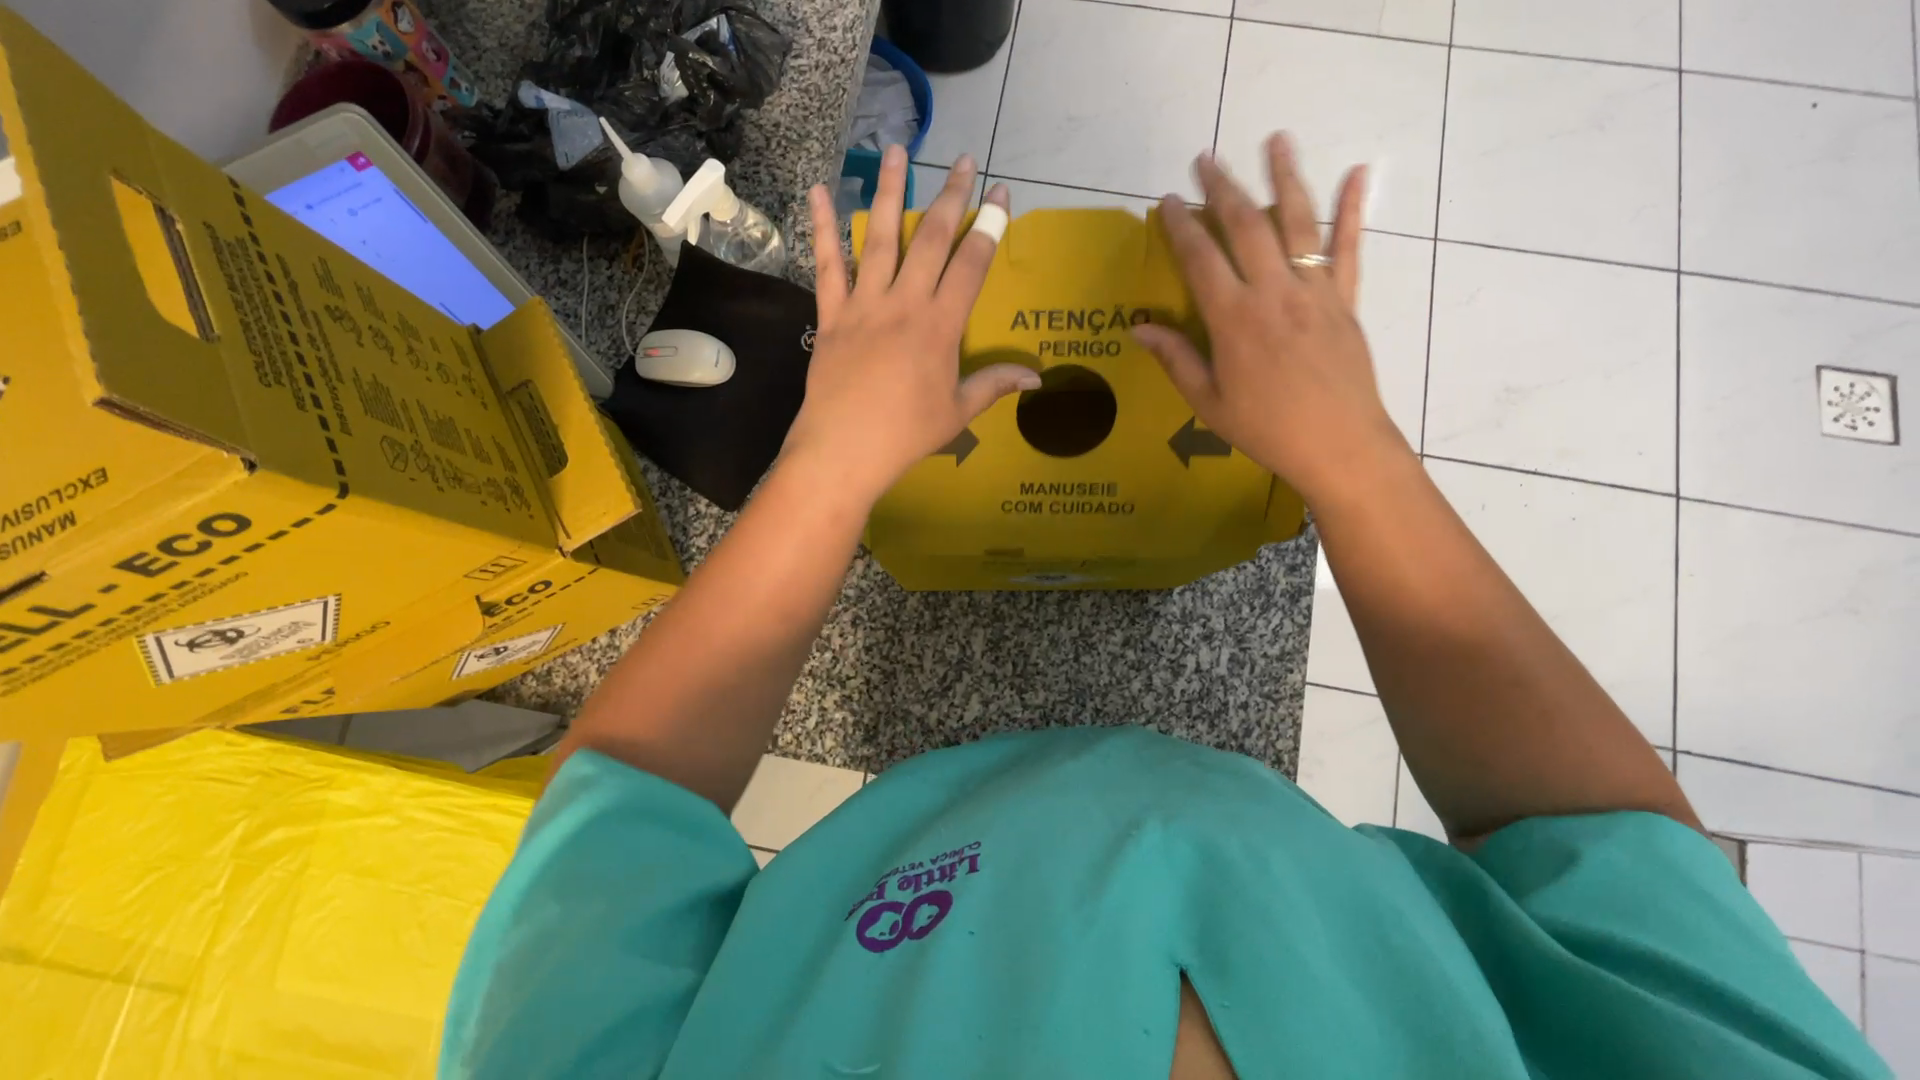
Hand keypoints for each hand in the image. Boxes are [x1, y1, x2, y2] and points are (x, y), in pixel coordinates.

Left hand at [781, 145, 1039, 500]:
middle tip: (963, 160)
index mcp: (941, 326)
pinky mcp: (831, 315)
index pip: (972, 264)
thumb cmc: (906, 436)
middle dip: (951, 196)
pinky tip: (821, 193)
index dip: (990, 225)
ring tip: (897, 151)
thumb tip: (1037, 379)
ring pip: (880, 237)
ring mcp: (864, 304)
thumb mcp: (958, 413)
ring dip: (890, 191)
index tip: (1001, 193)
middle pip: (932, 239)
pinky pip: (827, 265)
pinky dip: (823, 229)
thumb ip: (994, 385)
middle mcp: (904, 303)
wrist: (843, 451)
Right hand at [1132, 135, 1409, 505]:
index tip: (1169, 201)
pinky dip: (1353, 210)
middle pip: (1245, 226)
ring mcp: (1314, 290)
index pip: (1200, 258)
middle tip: (1205, 159)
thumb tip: (1139, 328)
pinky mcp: (1346, 299)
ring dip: (1284, 177)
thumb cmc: (1266, 429)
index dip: (1181, 226)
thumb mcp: (1208, 402)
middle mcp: (1273, 292)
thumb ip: (1176, 359)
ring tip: (1275, 140)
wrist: (1338, 444)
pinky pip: (1350, 247)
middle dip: (1222, 188)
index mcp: (1233, 319)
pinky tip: (1358, 173)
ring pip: (1298, 222)